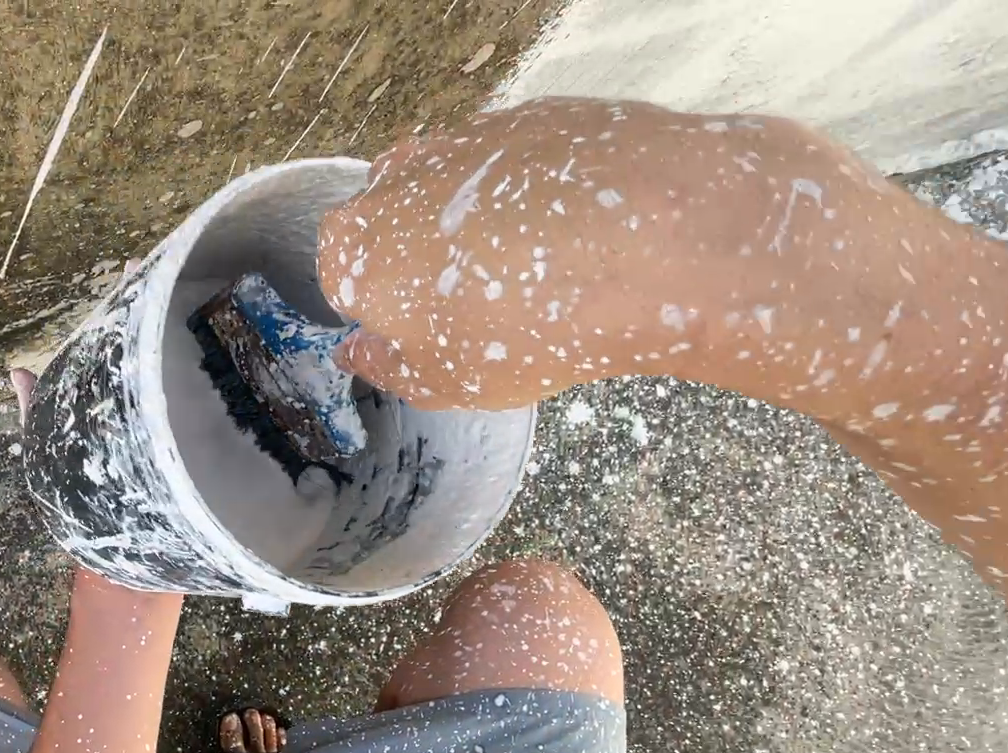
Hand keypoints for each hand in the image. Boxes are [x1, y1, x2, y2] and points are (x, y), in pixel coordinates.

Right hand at [315, 98, 1007, 600]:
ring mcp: (463, 137)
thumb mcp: (439, 383)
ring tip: (519, 262)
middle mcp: (393, 181)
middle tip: (472, 298)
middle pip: (381, 223)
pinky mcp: (534, 113)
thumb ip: (381, 366)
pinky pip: (505, 159)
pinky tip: (568, 224)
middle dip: (411, 258)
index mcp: (355, 249)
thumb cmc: (530, 332)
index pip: (340, 278)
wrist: (668, 245)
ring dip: (460, 220)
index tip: (424, 329)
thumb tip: (355, 349)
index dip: (379, 309)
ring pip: (439, 183)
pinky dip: (522, 189)